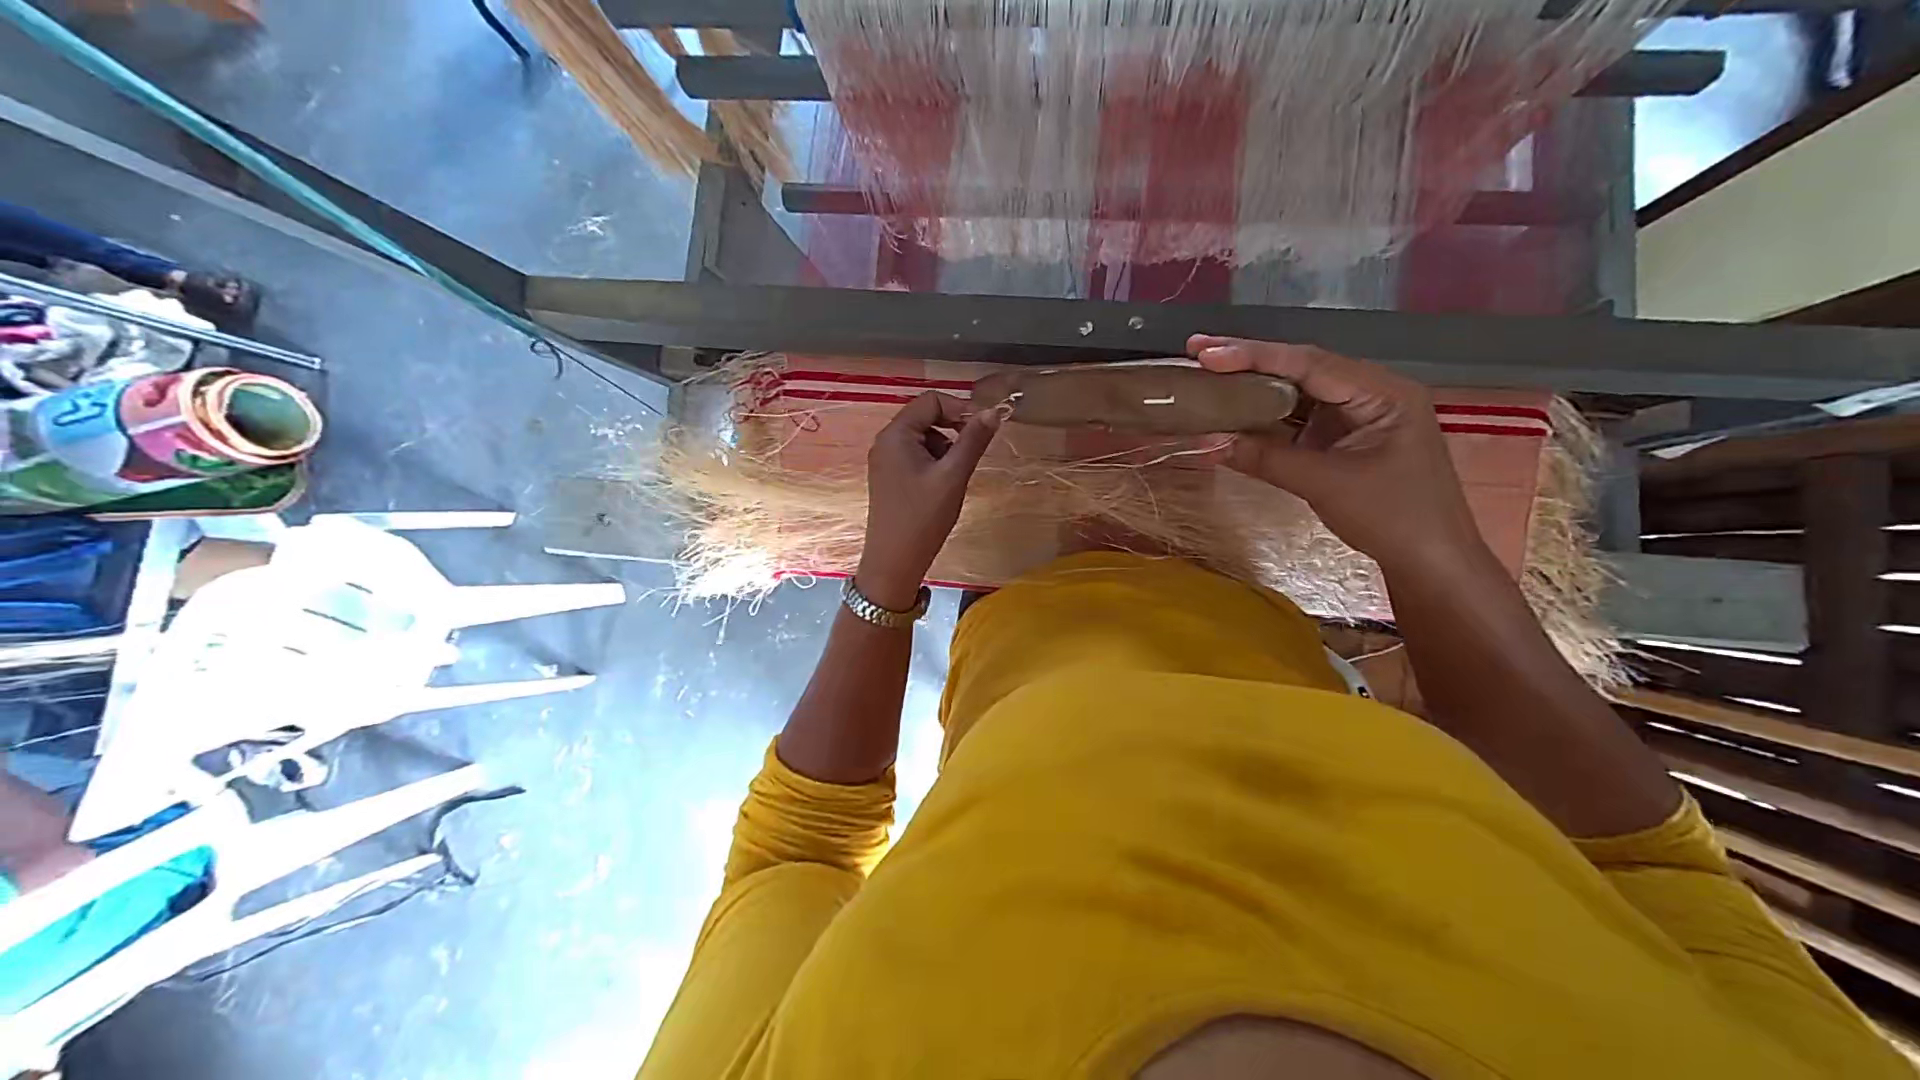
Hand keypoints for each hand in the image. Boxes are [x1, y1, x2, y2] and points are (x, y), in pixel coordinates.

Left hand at [857, 391, 1001, 609]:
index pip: (931, 400)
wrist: (893, 562)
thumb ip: (973, 441)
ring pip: (922, 437)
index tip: (984, 427)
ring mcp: (884, 460)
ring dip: (945, 446)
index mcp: (896, 434)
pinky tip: (944, 484)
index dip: (960, 408)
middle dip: (953, 428)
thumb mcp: (953, 476)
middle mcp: (885, 441)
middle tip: (974, 450)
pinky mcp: (888, 477)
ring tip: (957, 473)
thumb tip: (994, 412)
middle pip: (925, 416)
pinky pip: (914, 455)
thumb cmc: (923, 518)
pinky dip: (934, 461)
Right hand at [1190, 335, 1484, 573]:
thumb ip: (1265, 459)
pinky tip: (1232, 411)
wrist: (1430, 561)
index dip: (1254, 356)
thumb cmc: (1393, 517)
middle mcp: (1370, 392)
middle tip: (1197, 352)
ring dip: (1253, 388)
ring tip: (1206, 376)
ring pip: (1297, 392)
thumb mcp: (1325, 484)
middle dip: (1249, 362)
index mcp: (1382, 392)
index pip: (1309, 363)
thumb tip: (1207, 442)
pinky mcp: (1342, 438)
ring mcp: (1356, 415)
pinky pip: (1298, 419)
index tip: (1207, 352)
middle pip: (1301, 369)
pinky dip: (1264, 417)